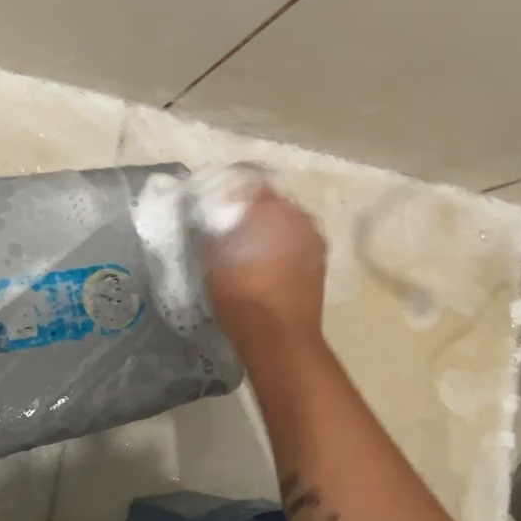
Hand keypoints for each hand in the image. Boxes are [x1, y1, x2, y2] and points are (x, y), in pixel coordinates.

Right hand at [198, 181, 328, 359]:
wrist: (279, 336)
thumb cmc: (240, 294)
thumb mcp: (210, 259)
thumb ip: (206, 230)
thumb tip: (201, 215)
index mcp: (271, 210)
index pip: (250, 185)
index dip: (230, 192)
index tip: (213, 205)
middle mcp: (298, 217)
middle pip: (272, 201)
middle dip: (252, 209)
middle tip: (229, 223)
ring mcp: (314, 239)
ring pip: (287, 220)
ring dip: (269, 226)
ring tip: (248, 243)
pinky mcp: (320, 261)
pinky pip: (297, 240)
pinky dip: (282, 243)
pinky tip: (266, 260)